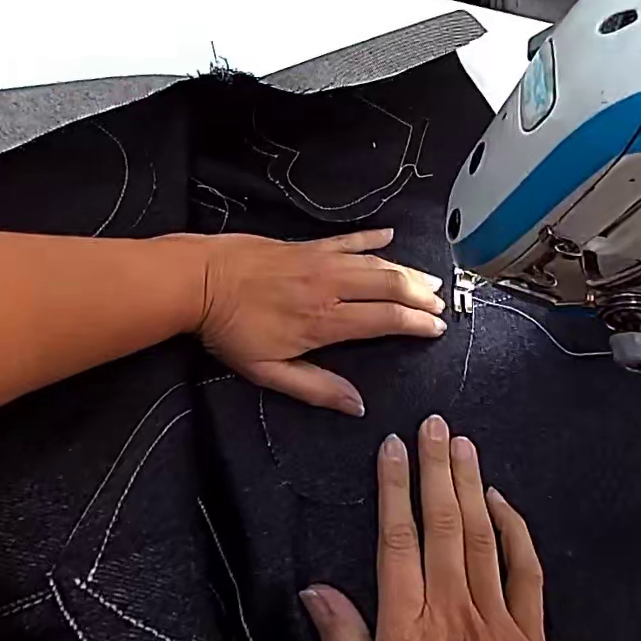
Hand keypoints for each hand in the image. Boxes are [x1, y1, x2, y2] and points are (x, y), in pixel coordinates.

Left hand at [193, 229, 446, 415]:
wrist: (200, 279)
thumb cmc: (231, 330)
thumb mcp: (269, 371)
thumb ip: (316, 388)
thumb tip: (356, 404)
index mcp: (325, 320)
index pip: (385, 319)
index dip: (416, 323)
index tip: (436, 328)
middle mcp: (332, 286)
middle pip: (390, 286)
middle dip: (421, 296)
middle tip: (440, 305)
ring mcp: (323, 260)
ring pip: (377, 263)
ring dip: (407, 271)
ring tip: (429, 280)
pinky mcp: (310, 245)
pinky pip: (350, 239)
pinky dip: (373, 238)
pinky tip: (390, 236)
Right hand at [301, 416, 551, 640]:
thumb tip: (315, 592)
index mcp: (407, 631)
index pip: (397, 539)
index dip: (393, 487)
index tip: (391, 447)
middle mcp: (452, 614)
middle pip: (441, 523)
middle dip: (435, 467)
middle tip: (433, 425)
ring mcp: (495, 622)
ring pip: (480, 534)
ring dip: (470, 484)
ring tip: (462, 443)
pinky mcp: (531, 637)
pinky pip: (526, 570)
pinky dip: (515, 529)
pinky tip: (502, 500)